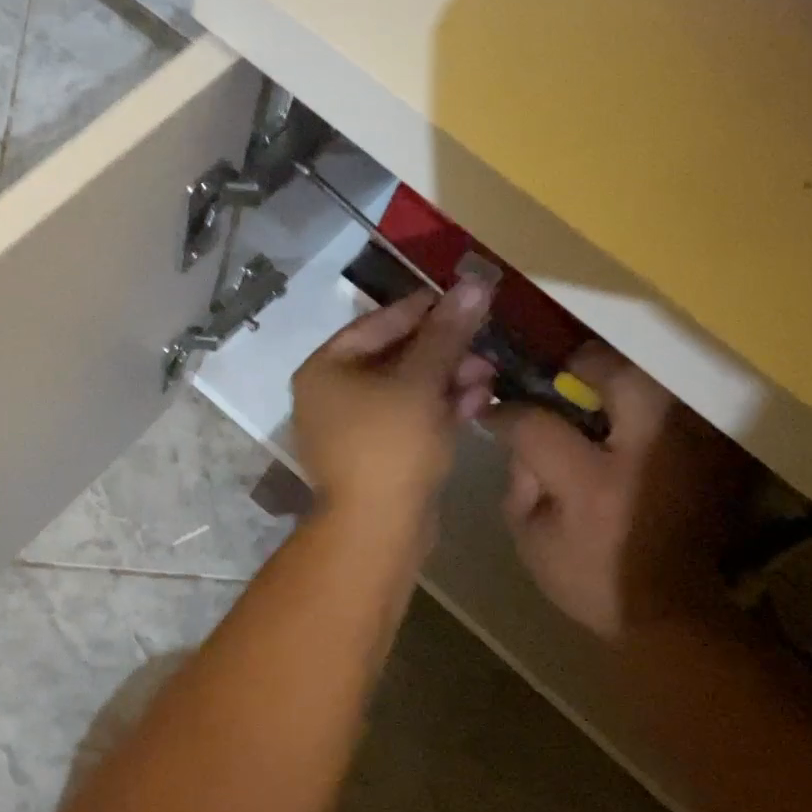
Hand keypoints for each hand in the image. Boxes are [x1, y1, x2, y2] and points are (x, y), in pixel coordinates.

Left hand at [291, 282, 496, 522]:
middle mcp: (328, 396)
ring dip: (447, 379)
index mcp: (323, 370)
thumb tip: (473, 284)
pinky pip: (406, 419)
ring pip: (404, 390)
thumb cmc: (390, 443)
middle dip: (443, 350)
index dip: (421, 309)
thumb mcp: (421, 381)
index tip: (463, 297)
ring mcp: (349, 428)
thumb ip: (446, 333)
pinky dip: (437, 409)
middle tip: (485, 343)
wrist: (377, 526)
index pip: (374, 324)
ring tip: (489, 375)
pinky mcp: (373, 455)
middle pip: (391, 357)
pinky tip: (477, 403)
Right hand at [491, 342, 749, 641]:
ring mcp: (690, 450)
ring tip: (600, 394)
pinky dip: (651, 407)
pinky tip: (630, 423)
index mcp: (591, 482)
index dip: (507, 413)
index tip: (496, 413)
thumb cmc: (591, 580)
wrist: (670, 612)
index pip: (536, 423)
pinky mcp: (714, 456)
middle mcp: (645, 453)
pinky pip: (680, 409)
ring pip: (661, 383)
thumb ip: (519, 483)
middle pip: (619, 374)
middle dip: (587, 364)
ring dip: (625, 381)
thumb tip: (519, 439)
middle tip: (566, 375)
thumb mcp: (531, 541)